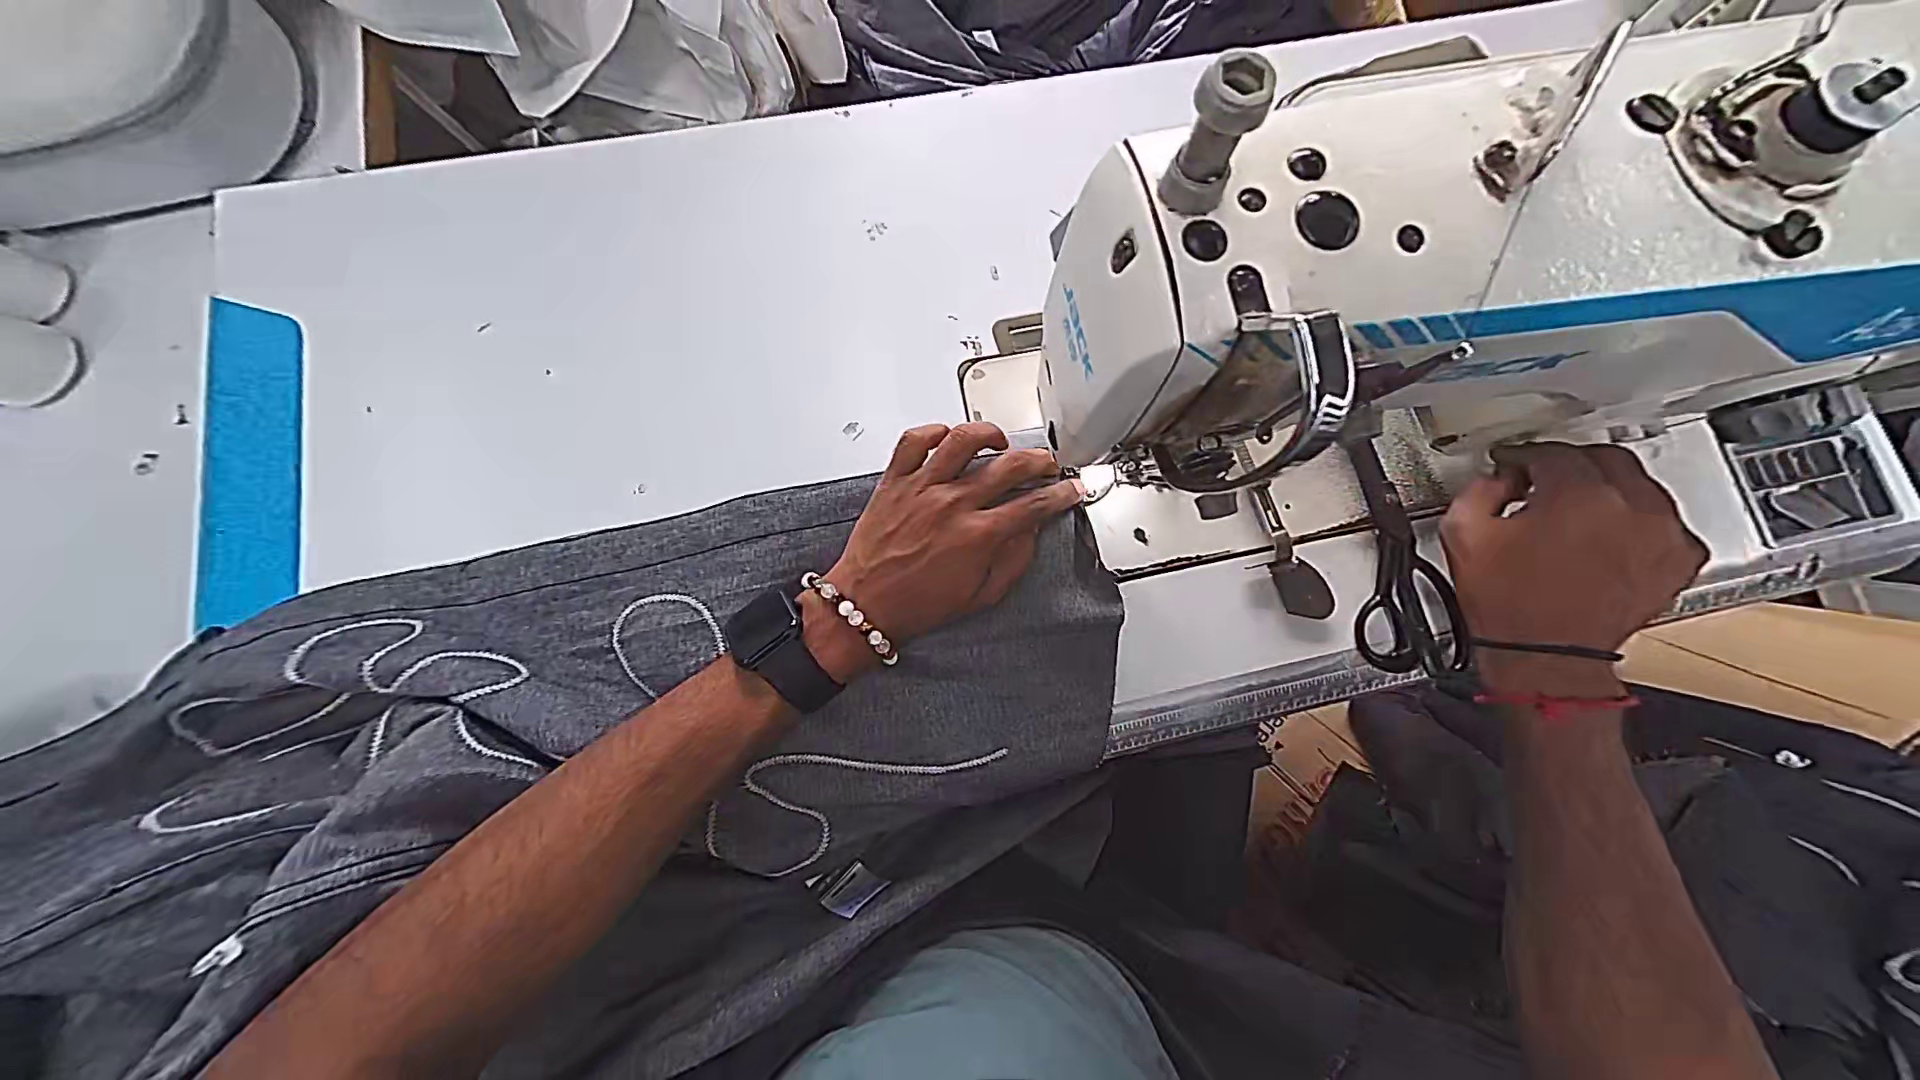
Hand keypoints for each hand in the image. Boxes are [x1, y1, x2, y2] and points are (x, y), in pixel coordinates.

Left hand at [800, 422, 1084, 682]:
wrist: (867, 606)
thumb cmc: (917, 604)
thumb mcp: (981, 596)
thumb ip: (1013, 561)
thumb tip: (1031, 531)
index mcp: (978, 536)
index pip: (1034, 504)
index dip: (1061, 493)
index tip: (1070, 489)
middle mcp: (953, 505)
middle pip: (1010, 465)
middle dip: (1039, 460)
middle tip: (1044, 464)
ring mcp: (922, 489)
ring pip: (964, 440)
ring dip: (991, 434)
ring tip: (999, 443)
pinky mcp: (895, 482)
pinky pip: (914, 441)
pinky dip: (933, 431)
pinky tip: (947, 438)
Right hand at [1440, 443, 1706, 695]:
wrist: (1545, 653)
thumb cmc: (1507, 602)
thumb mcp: (1462, 534)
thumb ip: (1479, 489)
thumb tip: (1499, 479)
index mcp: (1577, 496)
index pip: (1553, 453)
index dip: (1523, 456)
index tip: (1512, 464)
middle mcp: (1632, 507)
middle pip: (1604, 458)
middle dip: (1568, 464)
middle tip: (1541, 479)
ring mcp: (1662, 533)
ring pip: (1638, 486)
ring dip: (1603, 490)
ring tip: (1570, 510)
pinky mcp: (1677, 559)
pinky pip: (1660, 520)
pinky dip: (1632, 519)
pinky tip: (1601, 535)